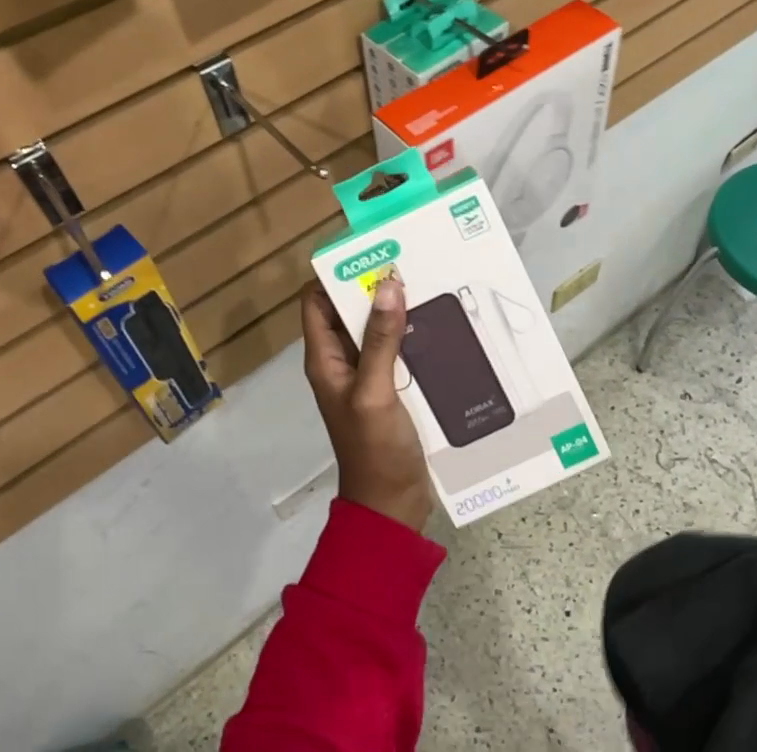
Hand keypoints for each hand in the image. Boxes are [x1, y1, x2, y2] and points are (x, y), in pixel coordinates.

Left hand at [301, 278, 431, 531]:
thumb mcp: (374, 392)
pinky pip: (398, 351)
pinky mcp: (391, 389)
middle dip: (374, 286)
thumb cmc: (374, 449)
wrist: (392, 503)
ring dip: (397, 309)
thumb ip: (380, 341)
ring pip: (378, 329)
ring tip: (430, 282)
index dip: (335, 274)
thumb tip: (388, 286)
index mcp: (325, 359)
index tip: (369, 251)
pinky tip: (440, 324)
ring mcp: (367, 376)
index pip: (316, 302)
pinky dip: (413, 335)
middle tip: (410, 259)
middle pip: (350, 311)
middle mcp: (342, 362)